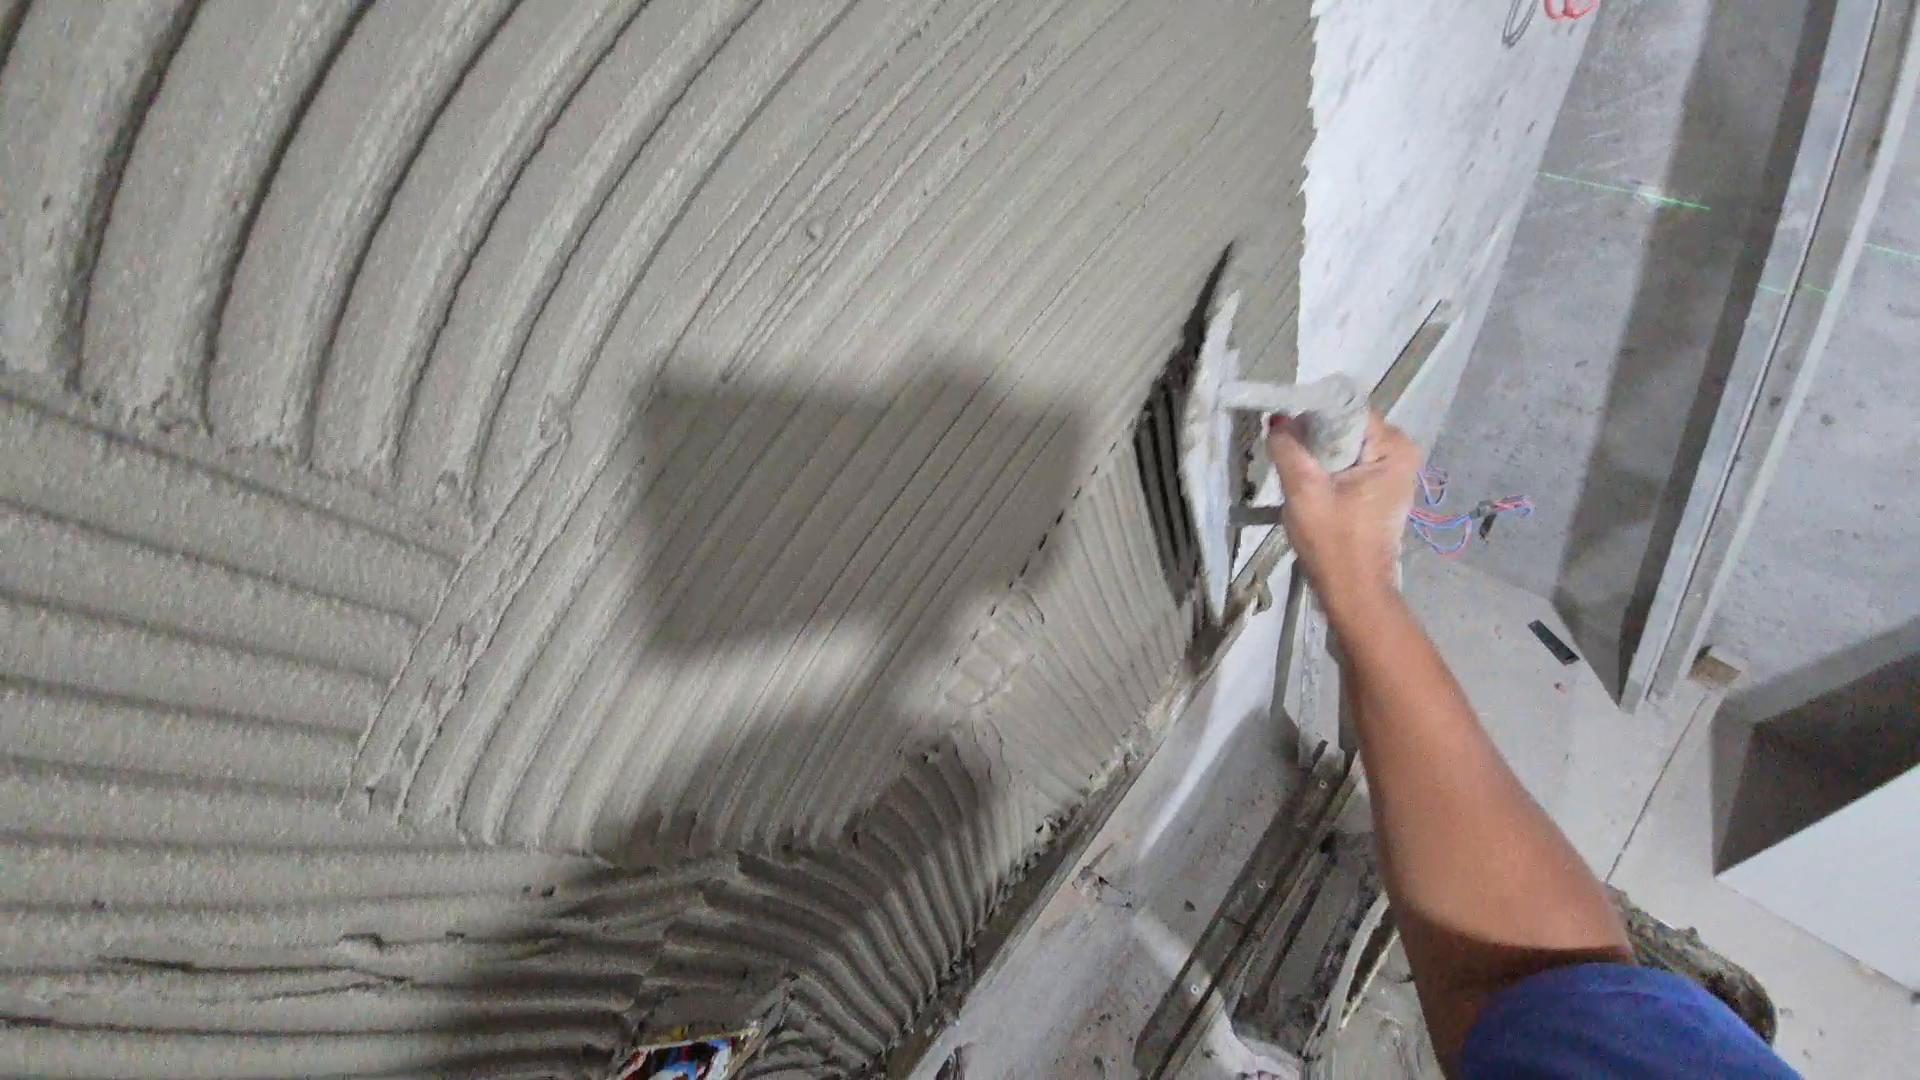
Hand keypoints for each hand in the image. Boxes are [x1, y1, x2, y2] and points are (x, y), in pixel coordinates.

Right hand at [1266, 409, 1419, 614]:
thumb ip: (1288, 449)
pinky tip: (1309, 489)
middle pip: (1344, 428)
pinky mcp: (1378, 489)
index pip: (1346, 411)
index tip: (1283, 433)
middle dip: (1312, 439)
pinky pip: (1345, 464)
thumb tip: (1277, 420)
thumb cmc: (1333, 541)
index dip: (1311, 416)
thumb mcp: (1303, 490)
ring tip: (1295, 476)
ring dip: (1314, 457)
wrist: (1352, 589)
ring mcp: (1391, 472)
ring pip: (1341, 447)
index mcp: (1394, 447)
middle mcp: (1400, 453)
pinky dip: (1324, 471)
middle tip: (1287, 460)